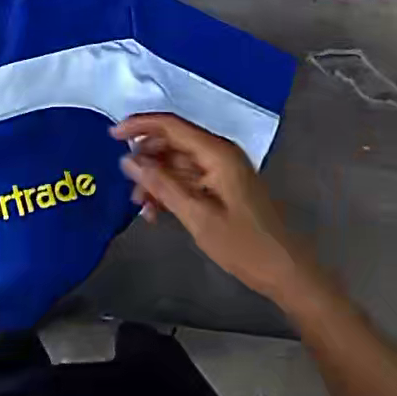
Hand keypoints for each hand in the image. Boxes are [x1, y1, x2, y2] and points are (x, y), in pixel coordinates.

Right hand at [112, 113, 312, 300]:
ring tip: (141, 206)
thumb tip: (129, 161)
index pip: (172, 125)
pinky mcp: (223, 184)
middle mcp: (219, 152)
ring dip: (157, 179)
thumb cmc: (243, 244)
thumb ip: (162, 185)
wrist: (284, 269)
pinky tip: (157, 212)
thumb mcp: (197, 216)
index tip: (112, 135)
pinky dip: (171, 190)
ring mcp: (222, 168)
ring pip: (178, 161)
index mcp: (217, 152)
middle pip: (173, 142)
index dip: (140, 126)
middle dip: (147, 159)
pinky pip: (189, 177)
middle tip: (127, 184)